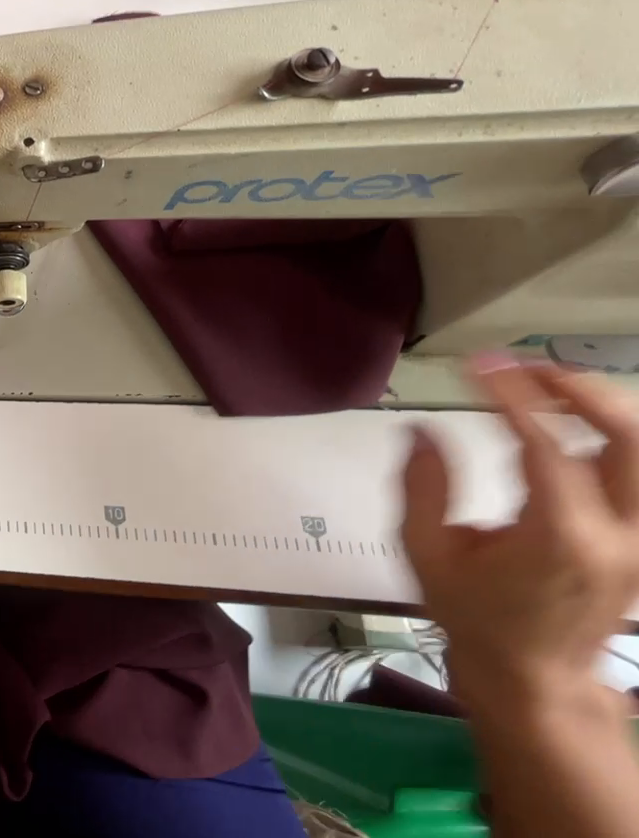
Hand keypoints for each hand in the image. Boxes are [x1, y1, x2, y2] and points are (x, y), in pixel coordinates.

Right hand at [402, 356, 638, 695]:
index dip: (511, 399)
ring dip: (605, 412)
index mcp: (559, 537)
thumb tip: (420, 431)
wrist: (534, 670)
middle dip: (584, 393)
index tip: (478, 367)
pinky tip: (574, 426)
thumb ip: (423, 488)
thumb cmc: (470, 609)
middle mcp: (620, 535)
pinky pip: (638, 477)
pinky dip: (612, 440)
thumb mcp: (425, 551)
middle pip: (633, 443)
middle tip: (530, 367)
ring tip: (552, 386)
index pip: (546, 448)